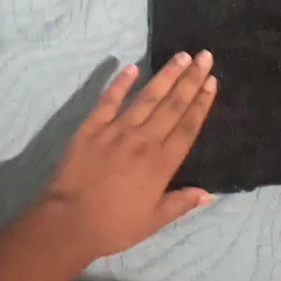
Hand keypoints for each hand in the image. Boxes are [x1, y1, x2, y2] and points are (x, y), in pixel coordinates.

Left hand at [36, 51, 218, 260]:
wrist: (68, 223)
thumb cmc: (114, 225)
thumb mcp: (153, 221)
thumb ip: (180, 203)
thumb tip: (209, 193)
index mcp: (161, 163)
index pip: (187, 126)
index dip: (201, 103)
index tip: (211, 81)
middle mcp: (144, 140)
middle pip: (173, 104)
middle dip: (190, 79)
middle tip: (204, 56)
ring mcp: (117, 130)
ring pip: (147, 96)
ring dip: (166, 75)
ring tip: (181, 55)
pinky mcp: (93, 127)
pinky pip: (109, 100)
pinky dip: (121, 83)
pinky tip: (133, 67)